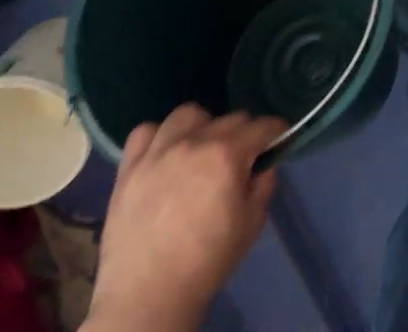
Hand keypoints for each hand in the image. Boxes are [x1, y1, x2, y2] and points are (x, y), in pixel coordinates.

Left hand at [85, 106, 287, 331]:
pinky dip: (159, 138)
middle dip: (244, 133)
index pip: (263, 126)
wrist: (148, 293)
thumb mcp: (252, 224)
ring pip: (188, 115)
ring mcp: (158, 152)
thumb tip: (264, 166)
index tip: (278, 141)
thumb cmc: (208, 260)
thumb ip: (263, 186)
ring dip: (202, 126)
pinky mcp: (129, 168)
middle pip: (230, 118)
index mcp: (228, 155)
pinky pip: (145, 132)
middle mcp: (194, 142)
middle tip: (242, 157)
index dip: (276, 132)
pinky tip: (165, 156)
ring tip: (201, 149)